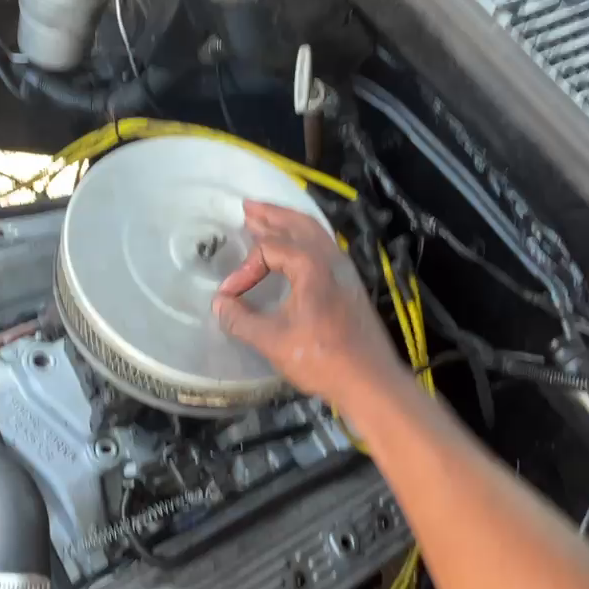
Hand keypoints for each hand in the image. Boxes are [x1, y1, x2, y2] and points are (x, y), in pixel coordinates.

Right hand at [211, 200, 405, 405]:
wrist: (369, 381)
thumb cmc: (321, 358)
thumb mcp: (272, 340)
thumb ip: (241, 320)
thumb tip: (219, 305)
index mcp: (311, 265)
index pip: (269, 250)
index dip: (245, 269)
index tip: (229, 295)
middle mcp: (331, 259)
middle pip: (298, 224)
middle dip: (271, 215)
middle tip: (248, 207)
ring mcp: (344, 271)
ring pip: (315, 234)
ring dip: (289, 223)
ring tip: (267, 220)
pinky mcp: (349, 286)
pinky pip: (324, 248)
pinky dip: (304, 239)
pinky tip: (296, 249)